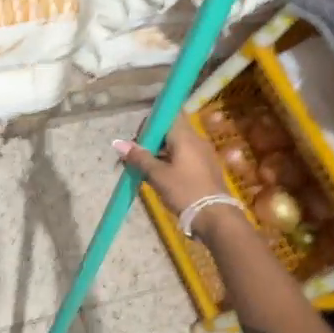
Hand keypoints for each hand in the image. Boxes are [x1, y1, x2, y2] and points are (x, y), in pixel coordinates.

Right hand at [113, 125, 227, 212]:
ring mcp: (202, 155)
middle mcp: (196, 141)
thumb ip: (139, 157)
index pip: (169, 115)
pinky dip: (168, 163)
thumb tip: (118, 143)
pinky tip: (157, 178)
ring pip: (175, 146)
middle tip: (135, 158)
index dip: (152, 122)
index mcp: (186, 137)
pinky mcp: (204, 169)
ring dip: (157, 154)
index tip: (139, 138)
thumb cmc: (185, 191)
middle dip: (150, 141)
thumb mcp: (157, 175)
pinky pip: (182, 158)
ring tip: (142, 171)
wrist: (215, 217)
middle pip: (170, 131)